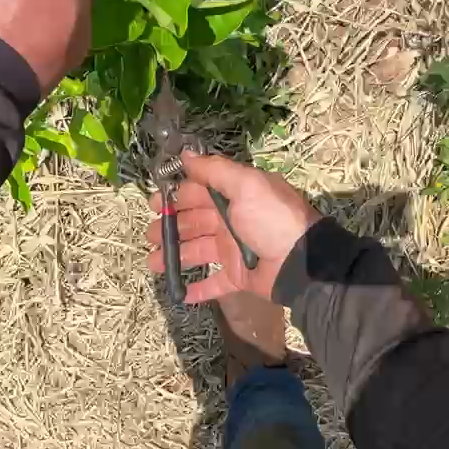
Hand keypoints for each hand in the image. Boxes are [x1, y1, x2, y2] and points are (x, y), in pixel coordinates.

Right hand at [146, 152, 322, 304]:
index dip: (175, 197)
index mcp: (233, 197)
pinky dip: (197, 290)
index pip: (197, 194)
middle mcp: (230, 222)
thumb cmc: (271, 219)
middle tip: (150, 236)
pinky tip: (180, 293)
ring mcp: (233, 250)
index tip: (154, 205)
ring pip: (196, 252)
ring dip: (174, 257)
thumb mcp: (246, 185)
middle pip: (193, 223)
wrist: (298, 261)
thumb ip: (214, 170)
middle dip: (170, 228)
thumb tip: (186, 155)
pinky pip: (213, 283)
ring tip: (153, 263)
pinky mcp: (237, 277)